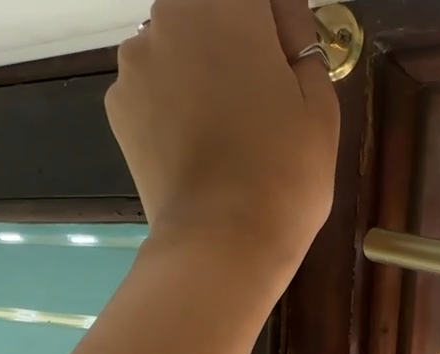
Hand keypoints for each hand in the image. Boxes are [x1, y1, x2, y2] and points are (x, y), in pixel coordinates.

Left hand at [107, 0, 340, 275]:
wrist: (223, 243)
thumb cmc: (286, 175)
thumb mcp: (321, 109)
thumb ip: (302, 47)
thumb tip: (283, 29)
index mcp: (226, 7)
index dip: (280, 25)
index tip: (294, 60)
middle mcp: (169, 16)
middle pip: (211, 13)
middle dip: (241, 45)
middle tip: (269, 102)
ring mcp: (135, 61)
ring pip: (182, 50)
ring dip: (208, 73)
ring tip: (236, 135)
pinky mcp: (118, 105)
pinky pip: (158, 89)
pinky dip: (180, 107)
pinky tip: (205, 150)